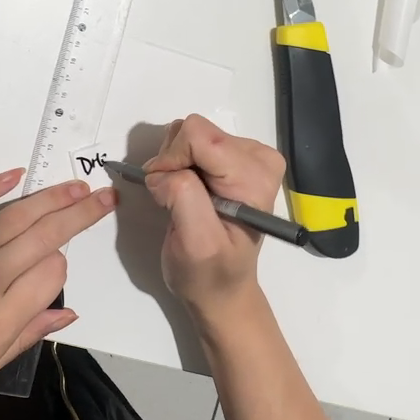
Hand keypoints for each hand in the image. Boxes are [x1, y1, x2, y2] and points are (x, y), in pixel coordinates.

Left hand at [0, 170, 114, 419]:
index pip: (50, 274)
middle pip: (39, 238)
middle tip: (104, 195)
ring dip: (47, 198)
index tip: (58, 269)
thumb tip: (66, 312)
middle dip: (77, 215)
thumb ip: (21, 338)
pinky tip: (15, 175)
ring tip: (75, 185)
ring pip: (9, 218)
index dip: (61, 268)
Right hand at [142, 115, 285, 319]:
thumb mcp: (196, 244)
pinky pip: (189, 140)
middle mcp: (257, 157)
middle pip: (193, 130)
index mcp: (255, 175)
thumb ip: (183, 198)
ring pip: (188, 132)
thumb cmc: (209, 274)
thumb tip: (162, 172)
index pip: (198, 136)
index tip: (165, 192)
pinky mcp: (231, 156)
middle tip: (174, 200)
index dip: (171, 160)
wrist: (221, 289)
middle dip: (172, 162)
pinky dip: (177, 163)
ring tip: (182, 199)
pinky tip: (188, 191)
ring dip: (174, 164)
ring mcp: (245, 155)